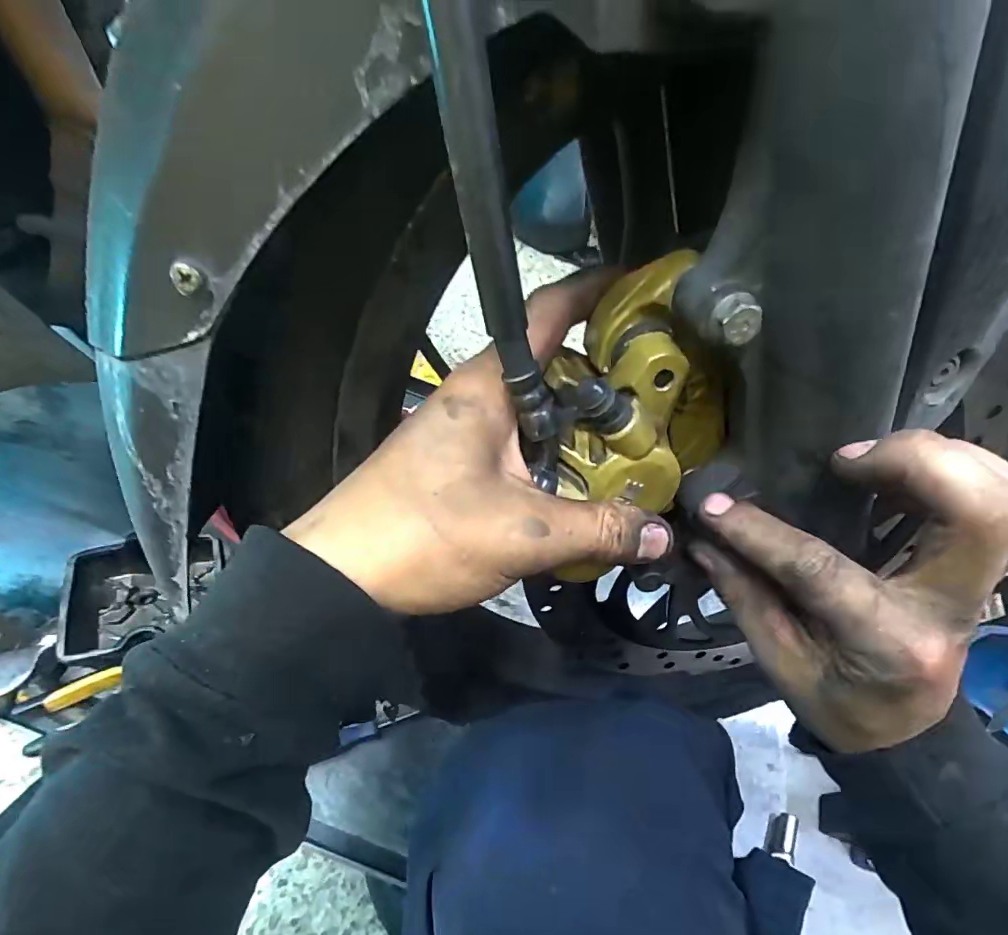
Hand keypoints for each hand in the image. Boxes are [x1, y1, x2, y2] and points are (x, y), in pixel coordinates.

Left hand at [284, 271, 672, 614]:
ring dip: (584, 421)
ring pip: (539, 410)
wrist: (343, 574)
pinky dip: (558, 454)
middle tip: (664, 389)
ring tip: (640, 439)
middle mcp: (477, 397)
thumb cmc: (425, 535)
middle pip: (553, 365)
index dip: (597, 290)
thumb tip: (662, 534)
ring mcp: (466, 430)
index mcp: (488, 387)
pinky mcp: (460, 464)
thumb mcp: (522, 534)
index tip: (643, 287)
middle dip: (608, 371)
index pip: (548, 312)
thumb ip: (596, 529)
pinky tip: (587, 482)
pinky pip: (522, 444)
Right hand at [689, 430, 1007, 752]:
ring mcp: (986, 587)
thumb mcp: (780, 662)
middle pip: (985, 511)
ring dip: (951, 459)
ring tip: (879, 460)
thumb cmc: (839, 703)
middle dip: (917, 461)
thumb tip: (704, 537)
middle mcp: (952, 608)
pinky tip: (907, 473)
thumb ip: (744, 595)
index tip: (717, 508)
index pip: (824, 570)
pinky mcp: (991, 567)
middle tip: (846, 460)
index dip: (761, 533)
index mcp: (888, 642)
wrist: (907, 732)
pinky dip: (965, 469)